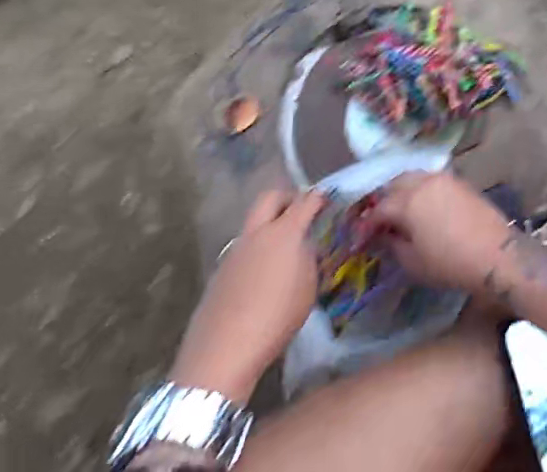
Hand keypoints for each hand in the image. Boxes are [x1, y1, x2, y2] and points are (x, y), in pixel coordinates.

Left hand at [168, 189, 327, 400]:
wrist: (223, 350)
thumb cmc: (276, 318)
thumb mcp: (308, 289)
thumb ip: (308, 258)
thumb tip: (303, 245)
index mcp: (284, 233)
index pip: (305, 202)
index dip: (317, 197)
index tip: (326, 198)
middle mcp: (257, 232)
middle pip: (270, 197)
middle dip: (287, 198)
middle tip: (300, 212)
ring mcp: (235, 249)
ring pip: (254, 222)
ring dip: (269, 225)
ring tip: (282, 250)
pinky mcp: (220, 269)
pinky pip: (243, 247)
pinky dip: (256, 249)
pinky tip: (262, 277)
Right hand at [372, 172, 516, 293]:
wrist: (495, 254)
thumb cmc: (450, 263)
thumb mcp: (414, 262)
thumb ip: (394, 244)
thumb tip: (385, 235)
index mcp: (408, 201)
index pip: (379, 209)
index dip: (367, 225)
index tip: (361, 239)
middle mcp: (423, 182)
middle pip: (395, 184)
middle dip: (383, 200)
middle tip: (380, 221)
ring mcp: (444, 179)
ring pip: (414, 177)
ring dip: (402, 191)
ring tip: (400, 211)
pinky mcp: (460, 182)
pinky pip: (432, 179)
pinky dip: (421, 189)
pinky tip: (422, 206)